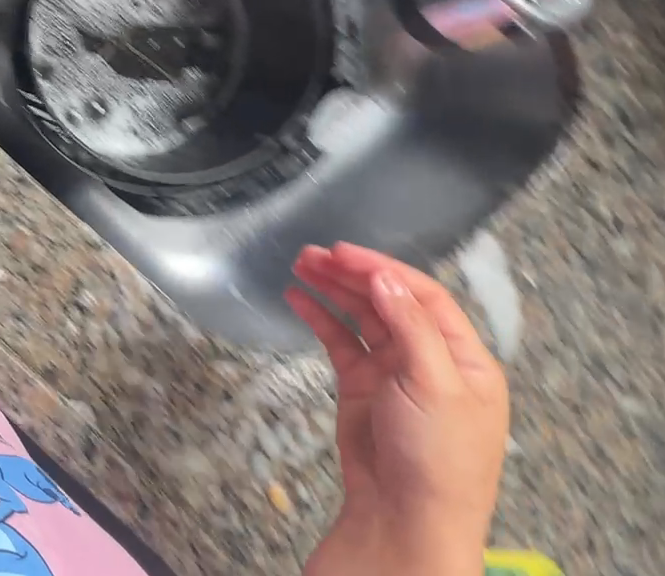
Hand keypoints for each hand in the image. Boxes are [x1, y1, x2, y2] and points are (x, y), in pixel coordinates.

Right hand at [287, 243, 509, 575]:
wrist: (407, 508)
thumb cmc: (437, 452)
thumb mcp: (434, 385)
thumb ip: (412, 328)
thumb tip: (385, 279)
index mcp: (462, 357)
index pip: (423, 296)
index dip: (384, 268)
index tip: (343, 251)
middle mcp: (428, 356)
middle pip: (388, 300)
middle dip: (351, 273)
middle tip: (311, 253)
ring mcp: (392, 369)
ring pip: (360, 315)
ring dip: (332, 288)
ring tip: (299, 265)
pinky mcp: (361, 381)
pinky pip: (338, 339)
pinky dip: (318, 316)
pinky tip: (296, 298)